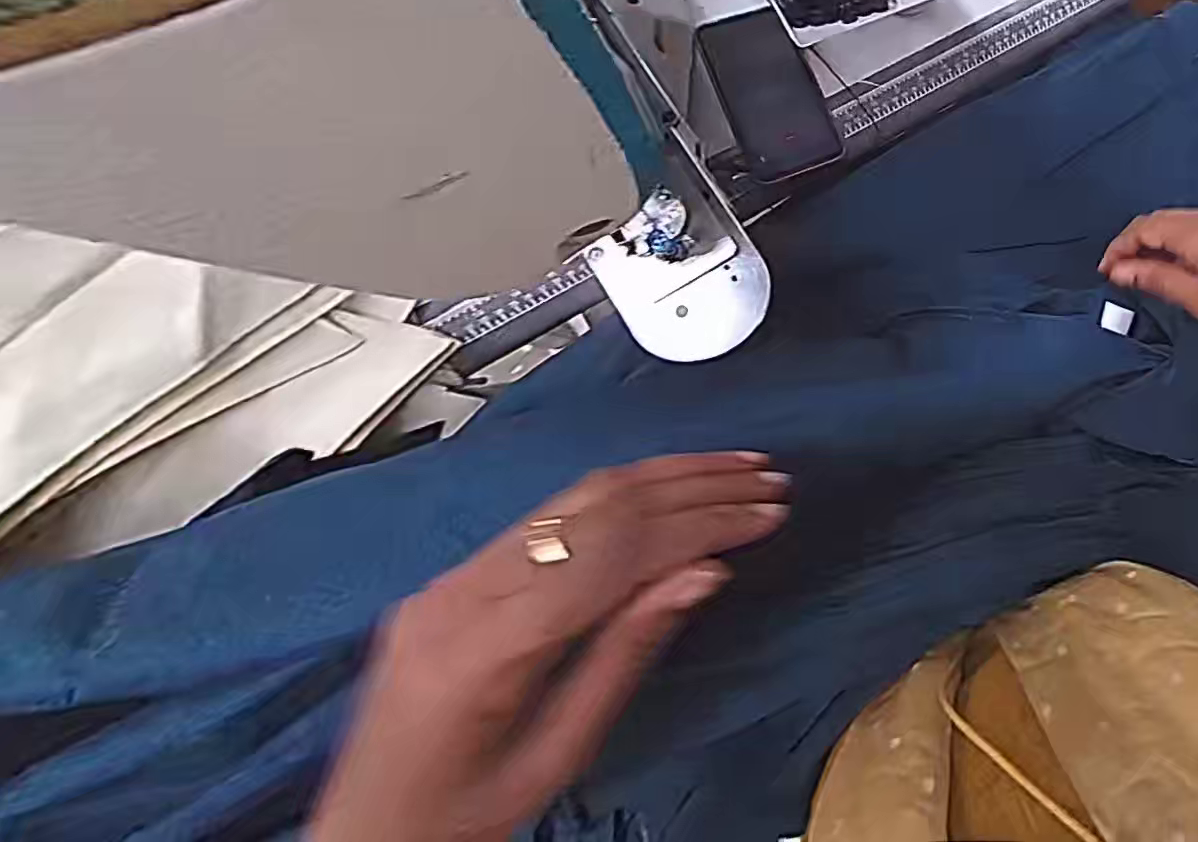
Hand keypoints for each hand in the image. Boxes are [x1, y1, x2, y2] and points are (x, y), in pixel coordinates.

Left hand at [309, 453, 789, 841]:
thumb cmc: (462, 818)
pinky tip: (679, 478)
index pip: (617, 553)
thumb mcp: (558, 754)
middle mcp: (468, 586)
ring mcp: (463, 568)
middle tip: (768, 479)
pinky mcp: (471, 563)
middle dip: (701, 487)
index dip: (702, 525)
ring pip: (588, 491)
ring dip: (675, 472)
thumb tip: (708, 570)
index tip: (766, 515)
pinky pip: (566, 505)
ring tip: (739, 466)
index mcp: (485, 645)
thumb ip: (630, 650)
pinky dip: (637, 484)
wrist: (356, 839)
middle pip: (606, 508)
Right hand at [1099, 206, 1197, 381]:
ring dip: (1158, 241)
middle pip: (1160, 219)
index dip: (1118, 247)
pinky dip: (1181, 240)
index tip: (1105, 272)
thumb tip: (1119, 270)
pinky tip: (1182, 264)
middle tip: (1121, 273)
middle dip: (1135, 242)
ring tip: (1147, 271)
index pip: (1142, 226)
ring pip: (1180, 221)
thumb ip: (1156, 278)